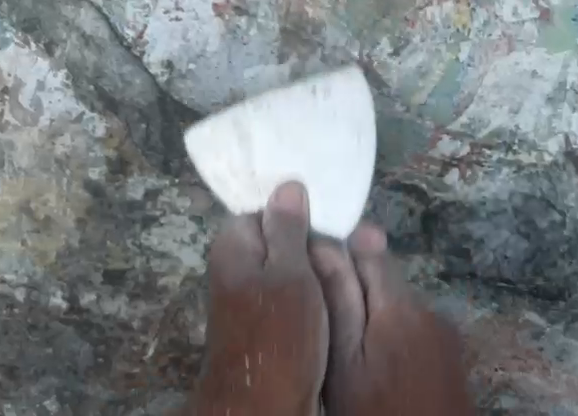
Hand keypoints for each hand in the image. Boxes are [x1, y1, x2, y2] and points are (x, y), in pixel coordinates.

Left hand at [192, 182, 328, 415]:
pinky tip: (333, 301)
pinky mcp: (265, 324)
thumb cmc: (278, 335)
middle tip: (342, 248)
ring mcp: (249, 297)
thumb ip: (289, 229)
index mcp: (233, 244)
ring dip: (314, 273)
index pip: (267, 210)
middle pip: (280, 239)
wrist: (263, 408)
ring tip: (343, 273)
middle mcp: (235, 266)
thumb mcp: (290, 273)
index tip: (328, 219)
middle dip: (310, 244)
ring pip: (289, 269)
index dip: (298, 214)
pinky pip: (291, 296)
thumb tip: (288, 184)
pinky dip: (311, 297)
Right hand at [309, 223, 473, 415]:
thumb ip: (339, 298)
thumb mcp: (343, 363)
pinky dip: (393, 338)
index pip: (367, 247)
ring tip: (348, 346)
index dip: (338, 252)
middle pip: (384, 276)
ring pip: (397, 304)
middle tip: (327, 320)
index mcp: (400, 303)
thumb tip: (326, 240)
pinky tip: (378, 367)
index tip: (311, 271)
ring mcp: (445, 334)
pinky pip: (414, 330)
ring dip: (374, 314)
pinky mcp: (452, 358)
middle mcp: (429, 307)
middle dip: (356, 287)